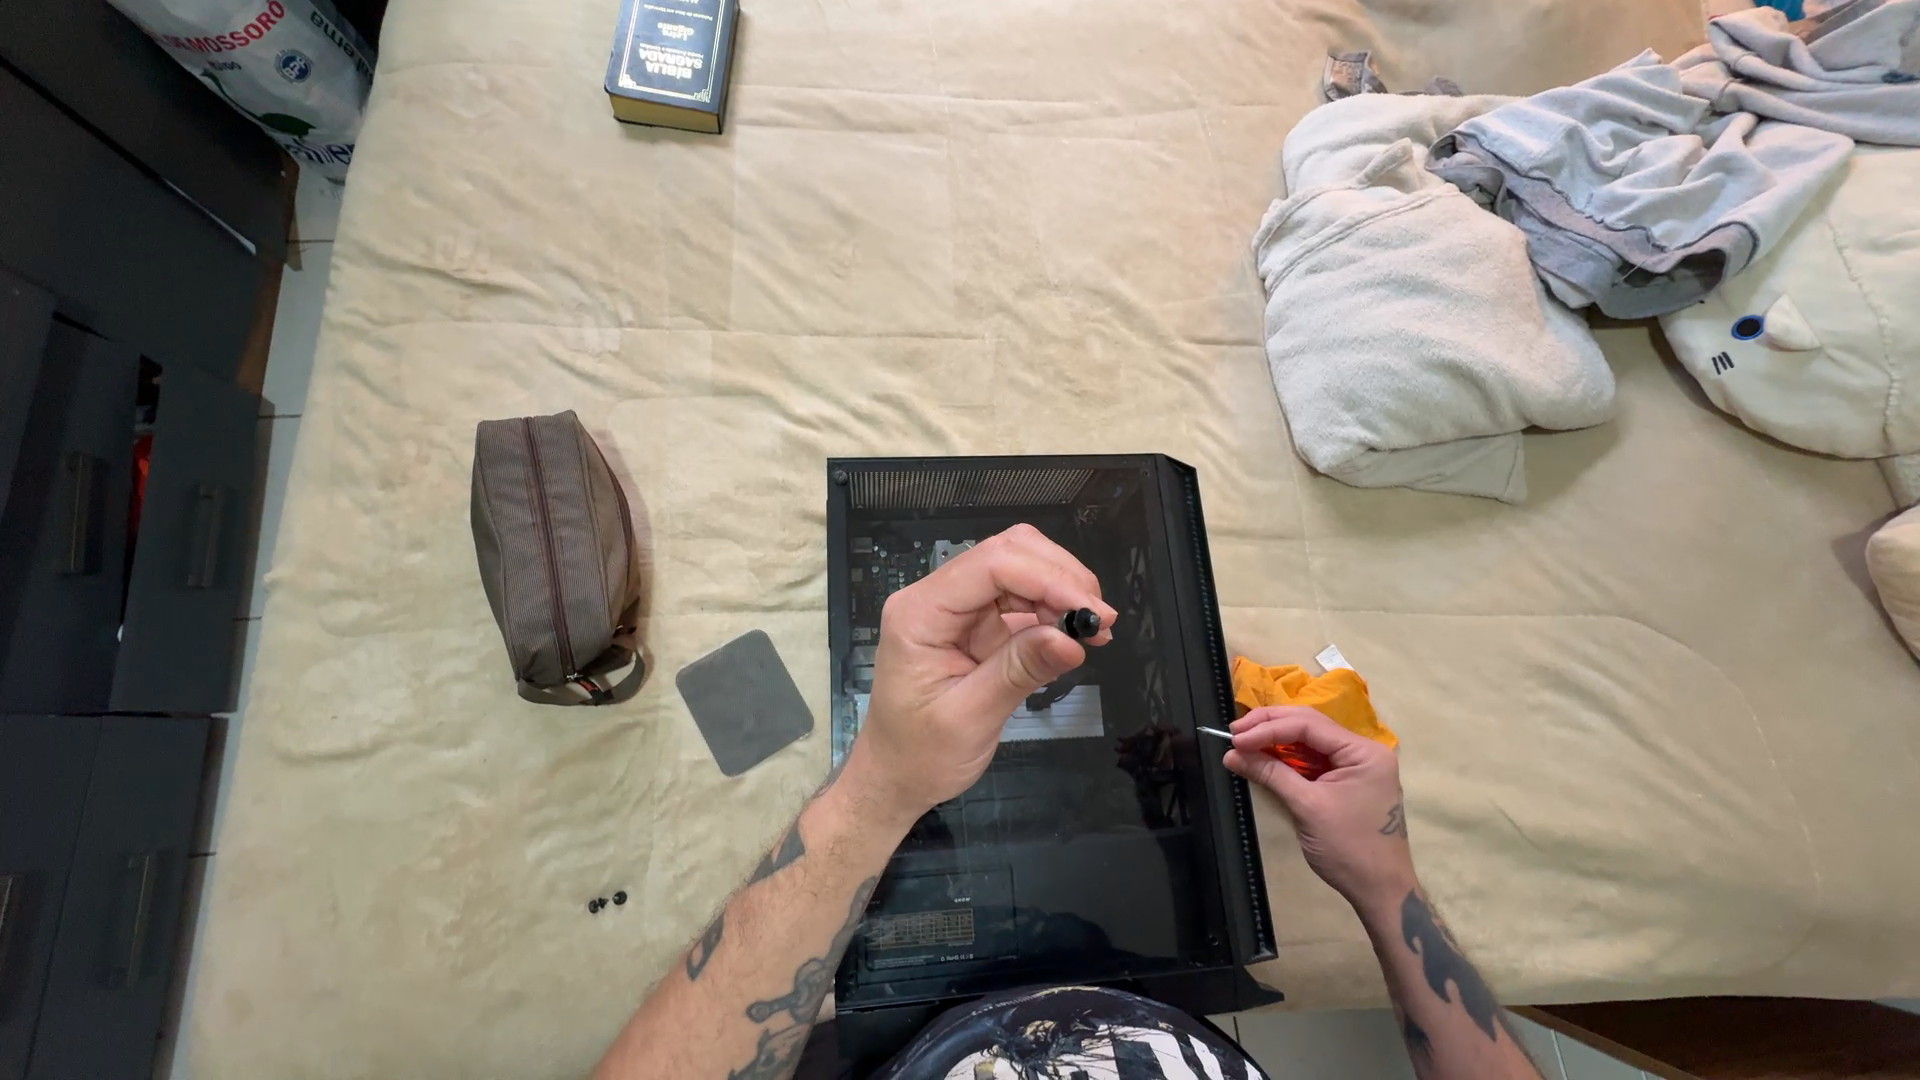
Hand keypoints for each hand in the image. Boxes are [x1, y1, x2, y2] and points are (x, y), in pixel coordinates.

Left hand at [847, 525, 1115, 821]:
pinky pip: (1022, 599)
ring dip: (1062, 591)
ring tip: (1095, 629)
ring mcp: (958, 608)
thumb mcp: (969, 718)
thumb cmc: (920, 754)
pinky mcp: (977, 623)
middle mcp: (937, 597)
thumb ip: (1018, 672)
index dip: (1047, 577)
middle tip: (1100, 619)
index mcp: (920, 612)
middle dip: (1060, 577)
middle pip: (1008, 554)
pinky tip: (1076, 633)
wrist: (896, 775)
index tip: (1091, 611)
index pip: (990, 565)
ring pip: (1020, 569)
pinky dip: (1054, 609)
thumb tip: (1072, 640)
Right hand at [1224, 706, 1414, 909]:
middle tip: (1234, 733)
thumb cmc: (1349, 848)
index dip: (1268, 728)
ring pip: (1308, 738)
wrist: (1380, 892)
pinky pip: (1312, 757)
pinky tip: (1263, 754)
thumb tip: (1230, 754)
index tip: (1235, 739)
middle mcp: (1362, 750)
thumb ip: (1270, 773)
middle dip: (1269, 726)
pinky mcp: (1345, 779)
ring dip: (1275, 738)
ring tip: (1243, 741)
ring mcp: (1355, 764)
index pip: (1308, 725)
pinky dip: (1286, 755)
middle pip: (1308, 724)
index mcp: (1363, 752)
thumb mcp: (1306, 807)